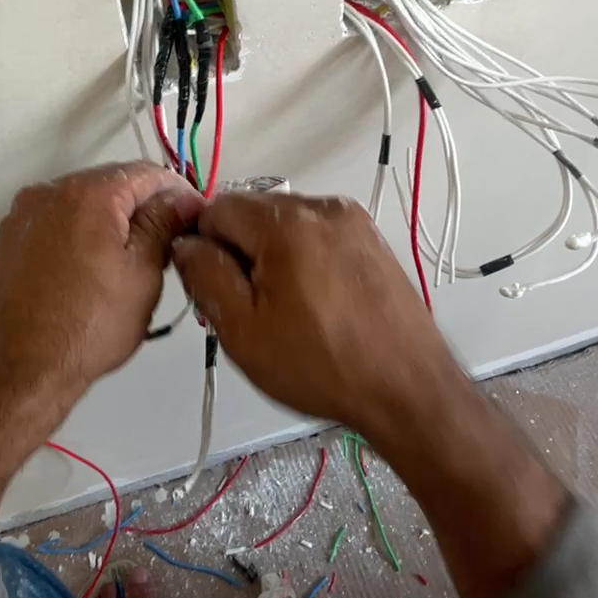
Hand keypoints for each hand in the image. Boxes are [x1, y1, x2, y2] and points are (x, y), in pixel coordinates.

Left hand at [0, 161, 204, 402]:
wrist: (20, 370)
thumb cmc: (88, 326)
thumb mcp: (143, 274)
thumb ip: (164, 224)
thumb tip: (181, 198)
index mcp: (87, 194)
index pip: (146, 173)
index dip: (178, 191)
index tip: (195, 215)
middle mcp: (49, 191)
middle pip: (111, 182)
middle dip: (143, 204)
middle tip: (170, 239)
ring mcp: (24, 214)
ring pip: (83, 201)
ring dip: (112, 218)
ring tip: (134, 256)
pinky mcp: (10, 238)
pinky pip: (57, 220)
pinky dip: (81, 231)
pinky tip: (95, 265)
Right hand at [174, 189, 567, 597]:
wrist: (410, 391)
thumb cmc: (320, 365)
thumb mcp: (243, 329)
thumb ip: (204, 275)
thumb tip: (187, 242)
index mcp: (286, 222)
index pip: (216, 207)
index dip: (204, 245)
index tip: (215, 288)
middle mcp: (321, 206)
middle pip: (253, 211)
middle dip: (239, 249)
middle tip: (249, 306)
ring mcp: (353, 220)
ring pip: (285, 222)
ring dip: (272, 253)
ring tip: (286, 308)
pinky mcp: (373, 239)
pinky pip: (318, 233)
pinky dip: (304, 257)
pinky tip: (316, 301)